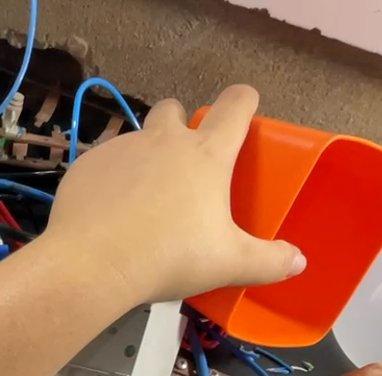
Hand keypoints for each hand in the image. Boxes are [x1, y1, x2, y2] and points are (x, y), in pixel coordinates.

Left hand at [44, 85, 305, 303]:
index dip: (243, 104)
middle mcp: (163, 140)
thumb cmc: (168, 259)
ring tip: (138, 202)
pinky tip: (104, 216)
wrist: (93, 265)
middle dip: (179, 126)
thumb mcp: (227, 264)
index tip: (243, 115)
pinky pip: (99, 168)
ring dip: (140, 160)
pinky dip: (105, 185)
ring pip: (134, 140)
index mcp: (206, 154)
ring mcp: (119, 150)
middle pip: (174, 109)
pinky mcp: (84, 168)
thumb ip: (267, 262)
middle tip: (179, 167)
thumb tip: (298, 262)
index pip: (236, 104)